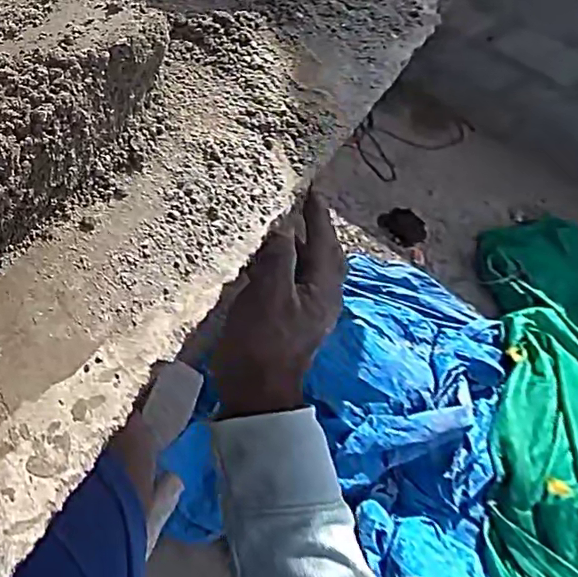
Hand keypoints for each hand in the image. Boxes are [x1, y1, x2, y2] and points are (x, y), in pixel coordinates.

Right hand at [212, 194, 344, 418]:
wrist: (254, 390)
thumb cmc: (264, 342)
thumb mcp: (270, 295)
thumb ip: (278, 257)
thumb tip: (281, 224)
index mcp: (324, 290)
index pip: (326, 243)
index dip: (318, 214)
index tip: (310, 186)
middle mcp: (317, 296)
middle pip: (318, 252)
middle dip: (308, 225)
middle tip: (291, 199)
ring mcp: (299, 306)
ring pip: (299, 264)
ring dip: (288, 241)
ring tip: (268, 219)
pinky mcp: (279, 314)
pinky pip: (281, 276)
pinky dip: (271, 258)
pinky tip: (251, 253)